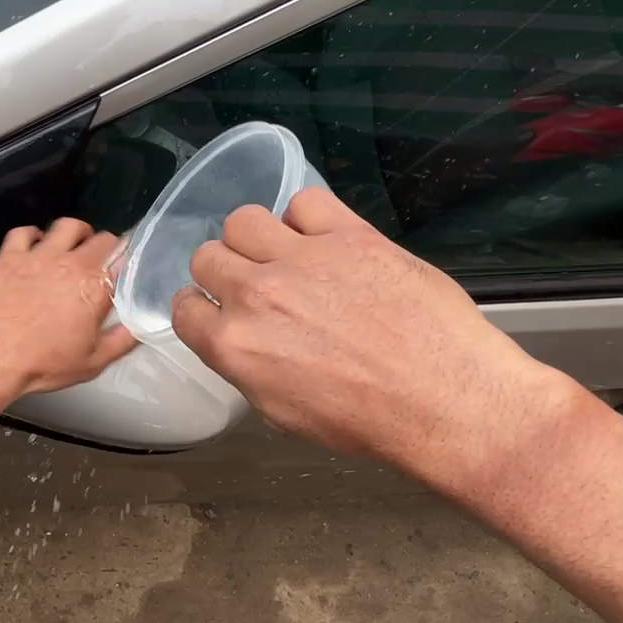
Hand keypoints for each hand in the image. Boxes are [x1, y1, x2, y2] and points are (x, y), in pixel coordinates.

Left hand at [0, 219, 139, 404]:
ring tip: (74, 246)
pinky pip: (23, 232)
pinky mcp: (9, 259)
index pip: (124, 259)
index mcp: (96, 287)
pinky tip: (35, 245)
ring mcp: (38, 257)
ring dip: (76, 233)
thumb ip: (123, 340)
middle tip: (100, 264)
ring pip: (66, 226)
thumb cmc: (42, 365)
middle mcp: (70, 264)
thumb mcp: (93, 362)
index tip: (123, 274)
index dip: (127, 264)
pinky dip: (32, 234)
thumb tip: (140, 326)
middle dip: (106, 248)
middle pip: (100, 238)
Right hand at [171, 188, 582, 487]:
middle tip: (253, 285)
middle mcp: (255, 295)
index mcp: (231, 345)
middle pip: (207, 256)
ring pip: (243, 220)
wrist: (440, 399)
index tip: (215, 310)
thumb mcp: (277, 410)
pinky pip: (305, 202)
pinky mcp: (350, 235)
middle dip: (223, 271)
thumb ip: (244, 365)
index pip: (183, 306)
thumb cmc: (359, 420)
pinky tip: (322, 241)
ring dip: (254, 238)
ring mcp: (301, 259)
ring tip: (282, 256)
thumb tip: (243, 339)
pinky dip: (305, 217)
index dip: (198, 308)